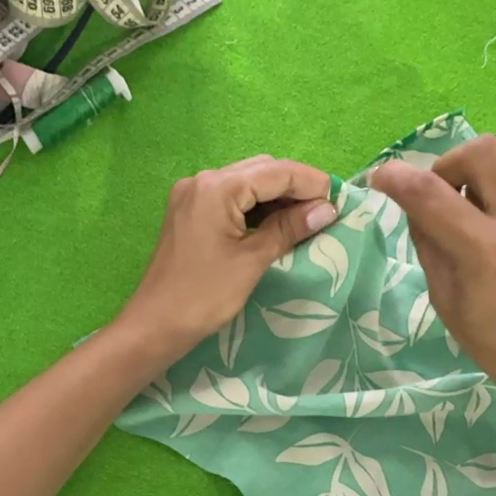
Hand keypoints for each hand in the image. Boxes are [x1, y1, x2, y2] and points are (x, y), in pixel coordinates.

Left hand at [124, 156, 337, 345]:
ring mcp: (192, 195)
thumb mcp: (252, 261)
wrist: (156, 325)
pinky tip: (275, 224)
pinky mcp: (188, 212)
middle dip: (295, 187)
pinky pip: (230, 198)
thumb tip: (327, 209)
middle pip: (261, 170)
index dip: (311, 183)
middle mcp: (203, 181)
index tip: (340, 200)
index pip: (276, 172)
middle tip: (325, 211)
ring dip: (276, 196)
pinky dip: (255, 207)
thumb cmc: (204, 296)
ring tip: (306, 219)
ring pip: (246, 182)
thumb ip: (289, 229)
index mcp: (218, 187)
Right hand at [369, 135, 495, 409]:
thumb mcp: (443, 296)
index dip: (398, 180)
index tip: (381, 177)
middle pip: (481, 150)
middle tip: (441, 196)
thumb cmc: (490, 340)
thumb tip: (414, 203)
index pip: (432, 196)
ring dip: (479, 167)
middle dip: (449, 165)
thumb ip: (428, 242)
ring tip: (471, 204)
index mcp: (486, 252)